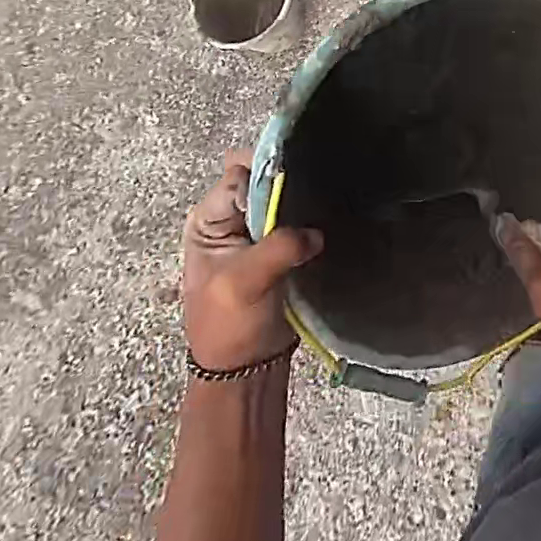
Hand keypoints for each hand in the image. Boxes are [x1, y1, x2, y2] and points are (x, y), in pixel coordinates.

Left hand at [181, 149, 323, 370]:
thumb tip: (315, 232)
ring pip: (286, 198)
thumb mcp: (244, 283)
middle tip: (320, 191)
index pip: (241, 176)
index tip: (301, 178)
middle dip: (291, 182)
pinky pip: (301, 217)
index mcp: (209, 220)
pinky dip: (315, 217)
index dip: (268, 172)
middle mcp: (232, 218)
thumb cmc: (231, 326)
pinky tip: (331, 219)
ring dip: (306, 201)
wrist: (248, 368)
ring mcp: (259, 231)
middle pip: (265, 180)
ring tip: (329, 205)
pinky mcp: (284, 245)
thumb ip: (277, 246)